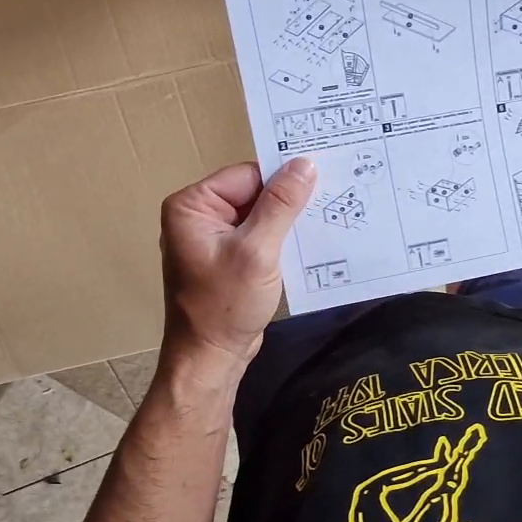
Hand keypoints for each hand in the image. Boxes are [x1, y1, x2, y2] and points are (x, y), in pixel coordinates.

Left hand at [159, 158, 315, 365]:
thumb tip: (306, 164)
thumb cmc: (226, 304)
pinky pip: (258, 237)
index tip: (321, 180)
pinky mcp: (227, 260)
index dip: (282, 179)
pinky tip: (307, 244)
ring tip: (324, 220)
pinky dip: (280, 240)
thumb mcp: (258, 250)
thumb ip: (281, 205)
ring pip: (259, 216)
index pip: (246, 175)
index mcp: (192, 206)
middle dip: (287, 201)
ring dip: (287, 222)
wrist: (211, 357)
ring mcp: (212, 240)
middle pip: (253, 193)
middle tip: (329, 199)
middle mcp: (197, 217)